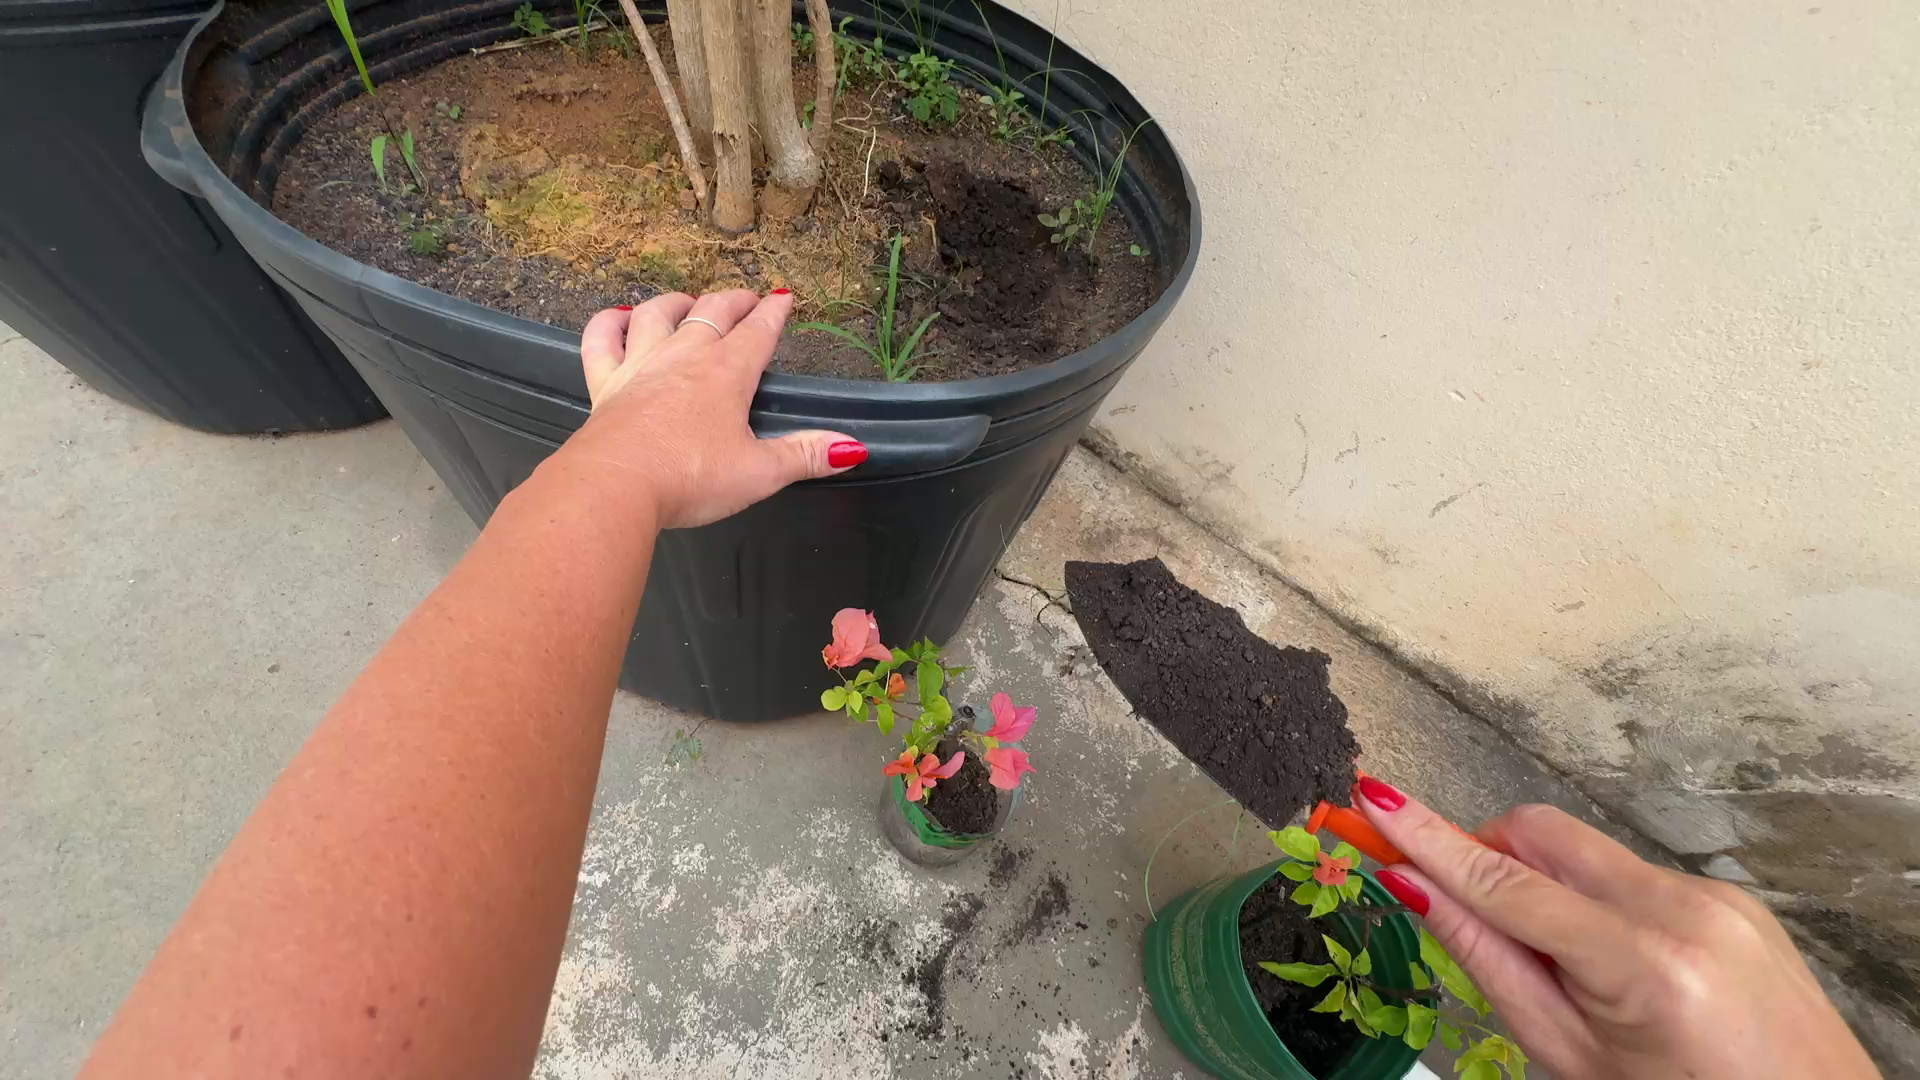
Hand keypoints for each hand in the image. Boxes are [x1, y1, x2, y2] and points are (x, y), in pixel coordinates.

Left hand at [560, 289, 863, 528]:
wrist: (616, 487)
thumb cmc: (692, 478)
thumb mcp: (761, 473)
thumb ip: (806, 456)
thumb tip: (852, 448)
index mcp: (727, 374)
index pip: (758, 332)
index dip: (775, 313)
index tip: (785, 298)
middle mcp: (684, 358)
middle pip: (712, 314)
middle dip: (734, 302)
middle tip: (748, 298)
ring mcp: (640, 365)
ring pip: (657, 315)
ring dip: (676, 302)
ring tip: (689, 301)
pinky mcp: (605, 384)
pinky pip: (602, 340)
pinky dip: (609, 322)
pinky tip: (617, 317)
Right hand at [1355, 781, 1879, 1079]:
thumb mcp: (1560, 1047)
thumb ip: (1479, 952)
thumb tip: (1405, 878)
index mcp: (1646, 965)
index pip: (1501, 881)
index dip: (1425, 837)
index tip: (1369, 795)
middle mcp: (1685, 910)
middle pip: (1538, 833)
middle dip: (1487, 854)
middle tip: (1471, 908)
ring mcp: (1715, 896)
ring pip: (1575, 846)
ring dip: (1535, 877)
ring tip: (1553, 949)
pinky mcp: (1729, 895)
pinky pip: (1619, 866)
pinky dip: (1583, 892)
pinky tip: (1606, 951)